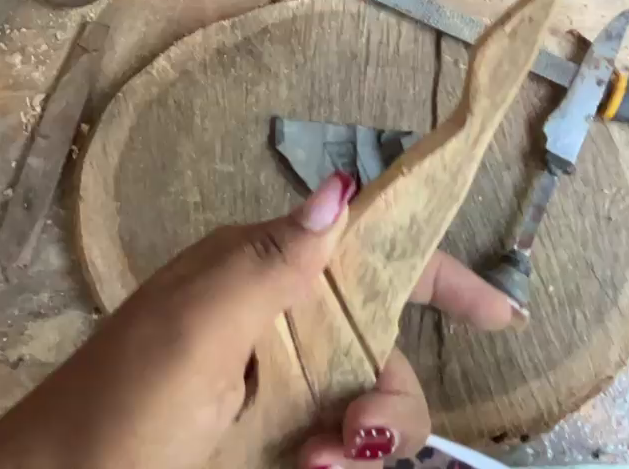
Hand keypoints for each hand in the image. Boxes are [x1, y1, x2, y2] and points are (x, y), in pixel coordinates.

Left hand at [0, 173, 514, 468]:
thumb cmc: (126, 402)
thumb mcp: (195, 330)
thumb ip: (268, 262)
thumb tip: (340, 187)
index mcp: (261, 269)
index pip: (364, 249)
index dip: (434, 269)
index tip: (502, 314)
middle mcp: (277, 314)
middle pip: (381, 340)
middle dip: (391, 396)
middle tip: (357, 442)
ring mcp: (274, 377)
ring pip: (365, 399)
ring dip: (363, 440)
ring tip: (316, 465)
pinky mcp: (269, 427)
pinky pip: (337, 439)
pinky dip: (340, 457)